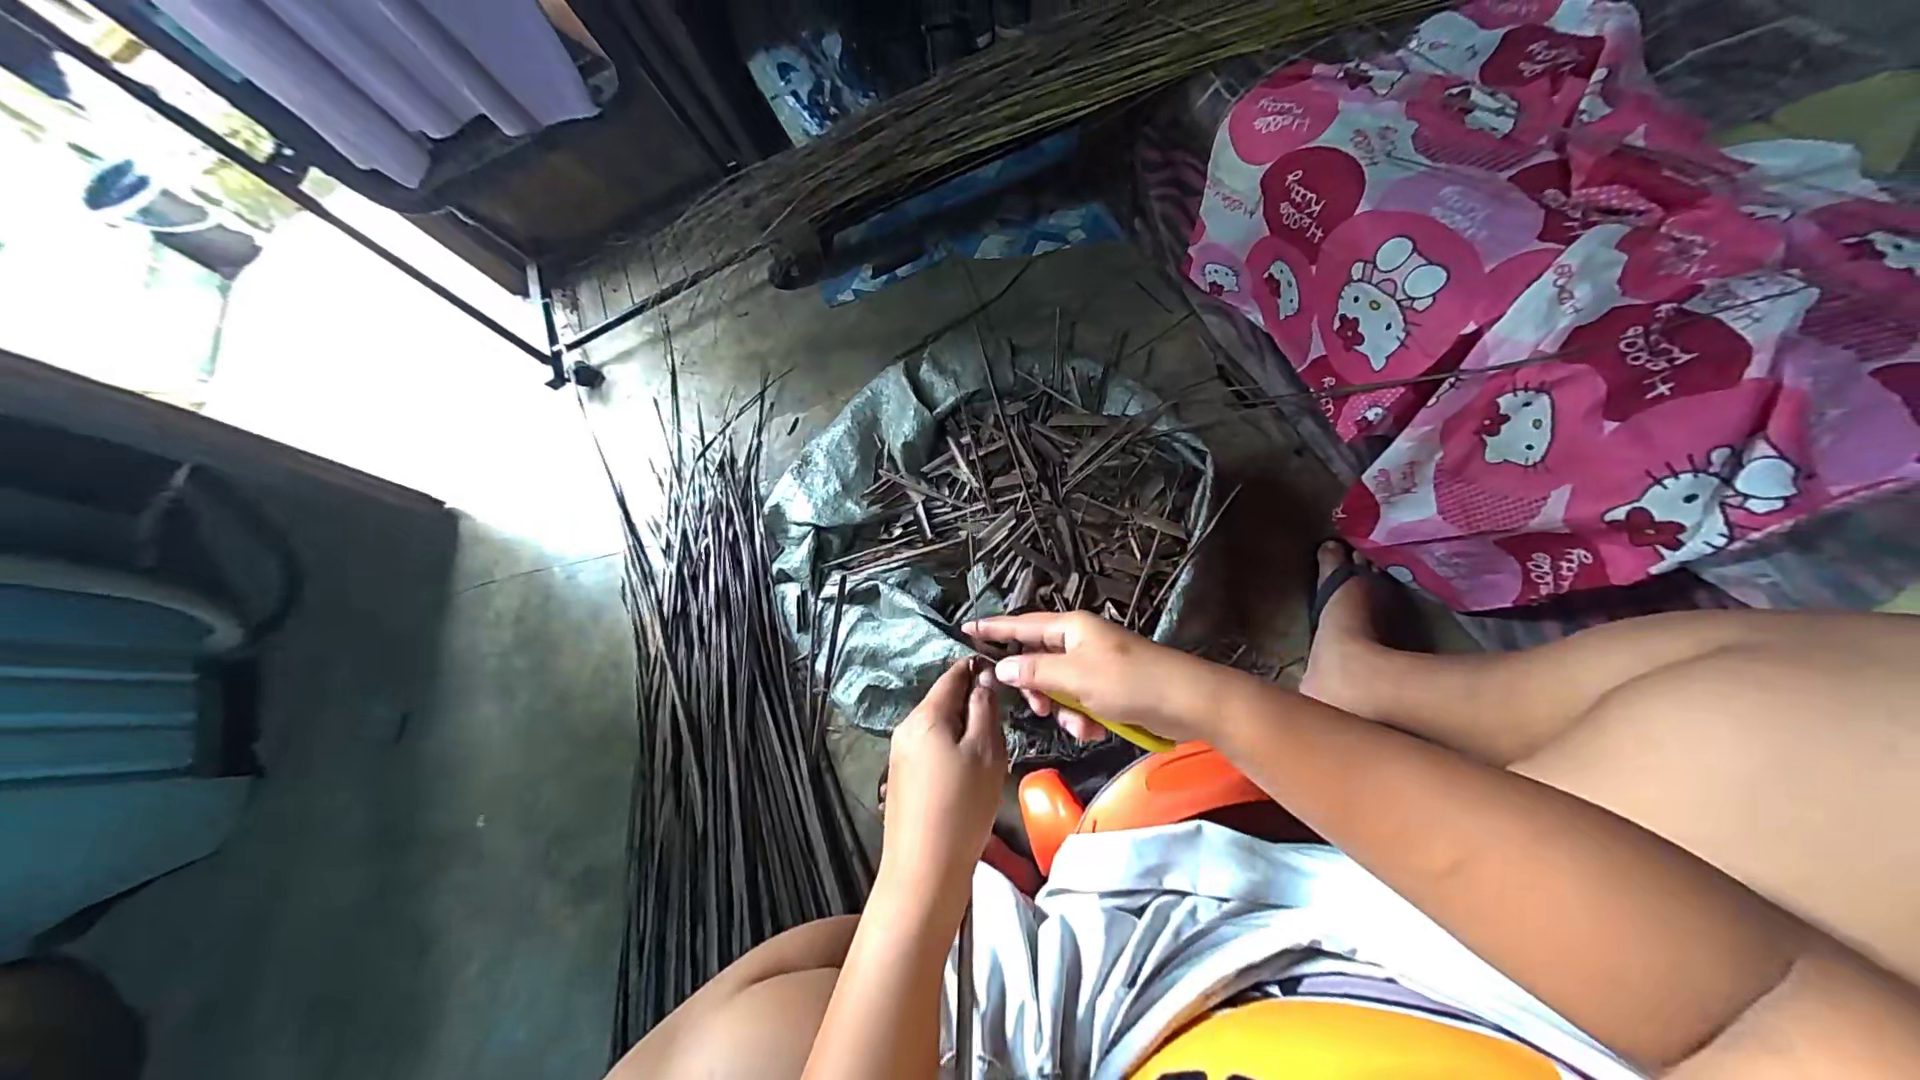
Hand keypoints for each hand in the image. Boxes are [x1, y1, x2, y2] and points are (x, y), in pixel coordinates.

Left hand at [880, 658, 1007, 895]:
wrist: (925, 869)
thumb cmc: (962, 805)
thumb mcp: (986, 751)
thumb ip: (985, 708)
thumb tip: (982, 678)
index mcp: (925, 715)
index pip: (953, 674)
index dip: (978, 670)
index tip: (1004, 679)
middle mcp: (906, 727)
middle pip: (945, 700)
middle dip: (973, 707)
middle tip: (1000, 733)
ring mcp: (900, 753)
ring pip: (940, 726)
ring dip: (965, 732)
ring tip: (986, 761)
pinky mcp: (902, 777)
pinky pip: (932, 749)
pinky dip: (953, 752)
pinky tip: (966, 780)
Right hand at [965, 611, 1220, 744]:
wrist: (1187, 702)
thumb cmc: (1129, 682)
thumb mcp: (1075, 677)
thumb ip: (1034, 671)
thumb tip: (1002, 666)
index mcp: (1070, 628)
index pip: (1021, 625)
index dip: (993, 628)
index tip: (966, 629)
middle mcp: (1080, 642)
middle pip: (1038, 661)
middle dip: (1036, 688)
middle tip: (1038, 707)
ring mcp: (1095, 665)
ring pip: (1058, 687)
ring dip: (1063, 709)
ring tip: (1078, 723)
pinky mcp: (1109, 688)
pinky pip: (1080, 702)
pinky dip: (1083, 717)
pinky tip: (1095, 729)